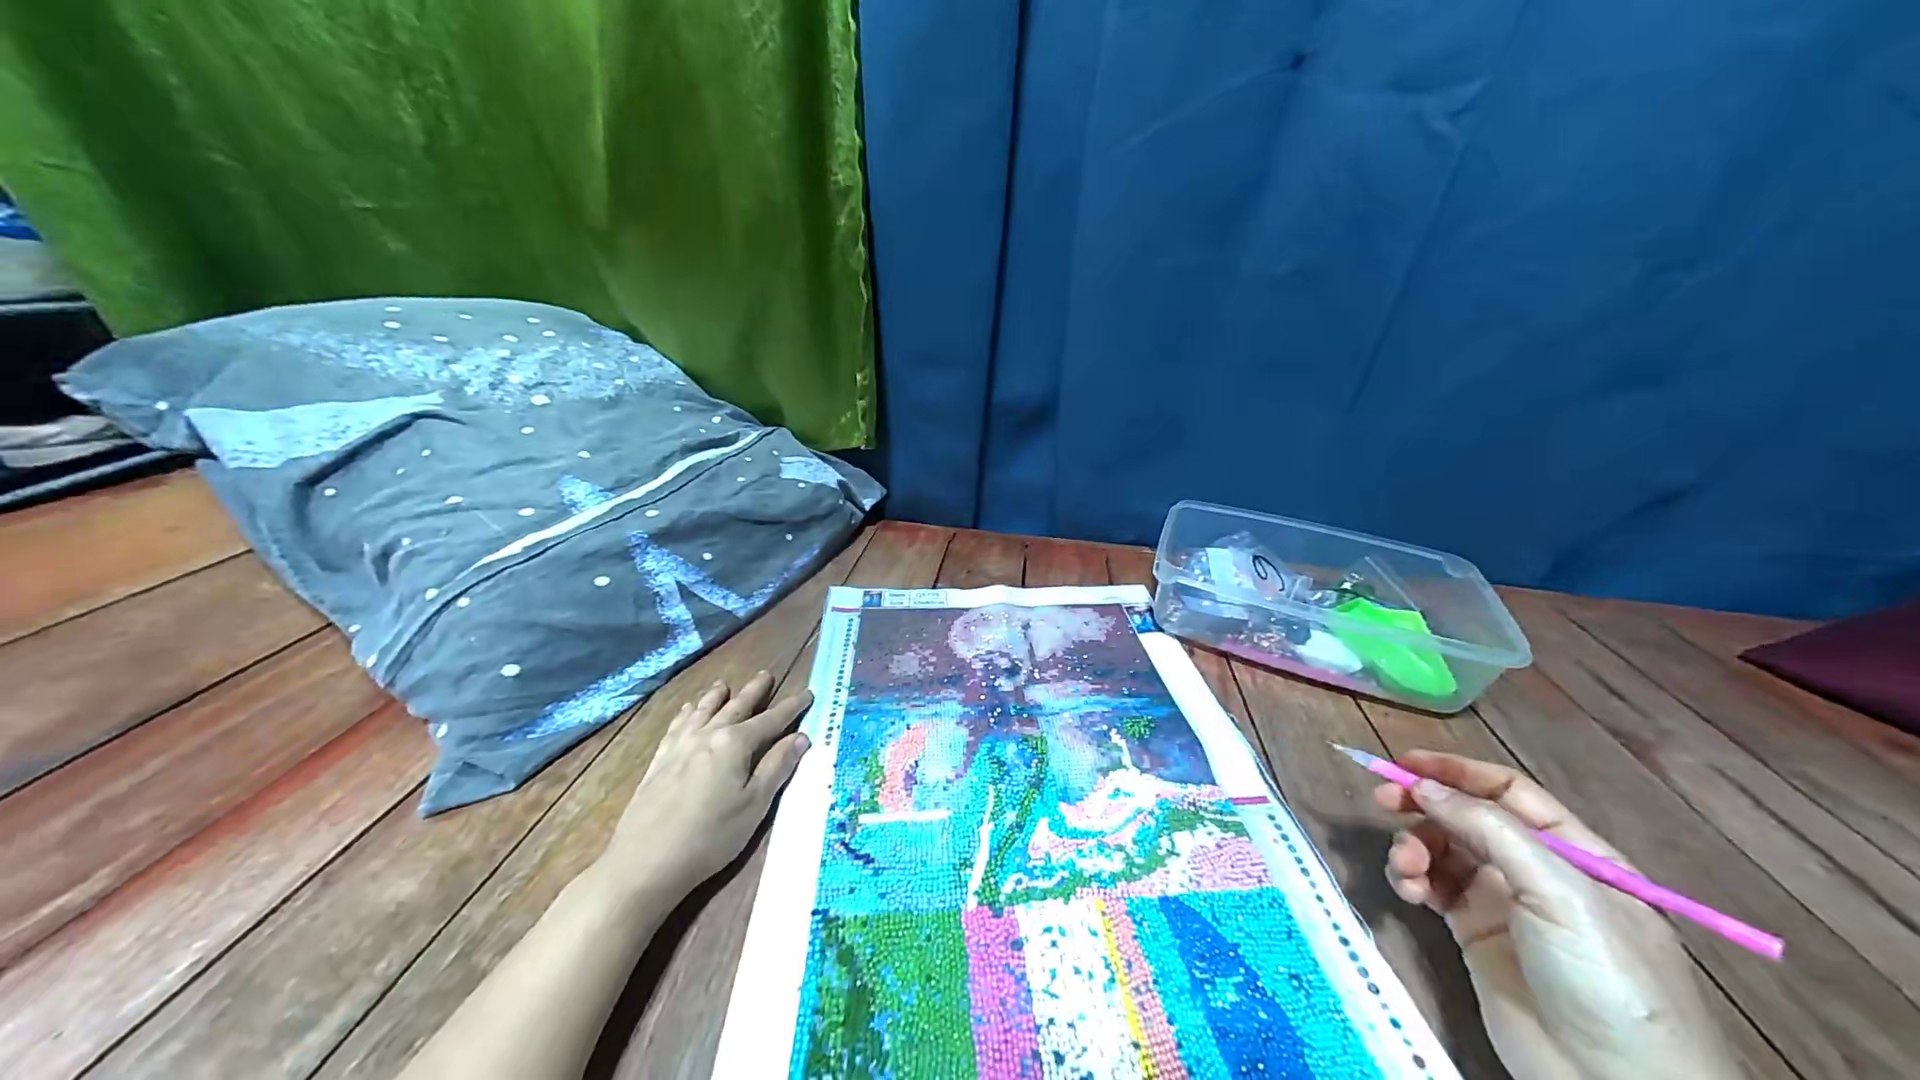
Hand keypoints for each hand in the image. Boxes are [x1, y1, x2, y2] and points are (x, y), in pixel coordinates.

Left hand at [596, 672, 811, 899]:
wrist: (645, 862)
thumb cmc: (710, 836)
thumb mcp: (754, 805)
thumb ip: (777, 767)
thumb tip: (800, 737)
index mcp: (735, 744)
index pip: (771, 720)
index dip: (791, 707)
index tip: (808, 693)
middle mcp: (707, 736)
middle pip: (736, 707)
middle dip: (754, 691)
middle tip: (766, 675)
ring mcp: (679, 747)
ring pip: (703, 711)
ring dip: (717, 696)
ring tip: (724, 684)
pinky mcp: (658, 762)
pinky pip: (676, 727)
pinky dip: (686, 714)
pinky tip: (687, 711)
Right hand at [1374, 751, 1739, 1079]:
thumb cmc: (1605, 976)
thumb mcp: (1560, 893)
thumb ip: (1489, 829)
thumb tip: (1423, 785)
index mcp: (1573, 852)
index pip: (1507, 793)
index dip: (1456, 771)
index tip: (1403, 763)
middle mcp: (1535, 870)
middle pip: (1466, 817)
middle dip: (1422, 805)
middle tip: (1382, 802)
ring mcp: (1503, 903)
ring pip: (1442, 850)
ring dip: (1414, 848)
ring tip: (1405, 867)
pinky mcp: (1472, 932)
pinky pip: (1432, 887)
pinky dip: (1413, 880)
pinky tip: (1409, 891)